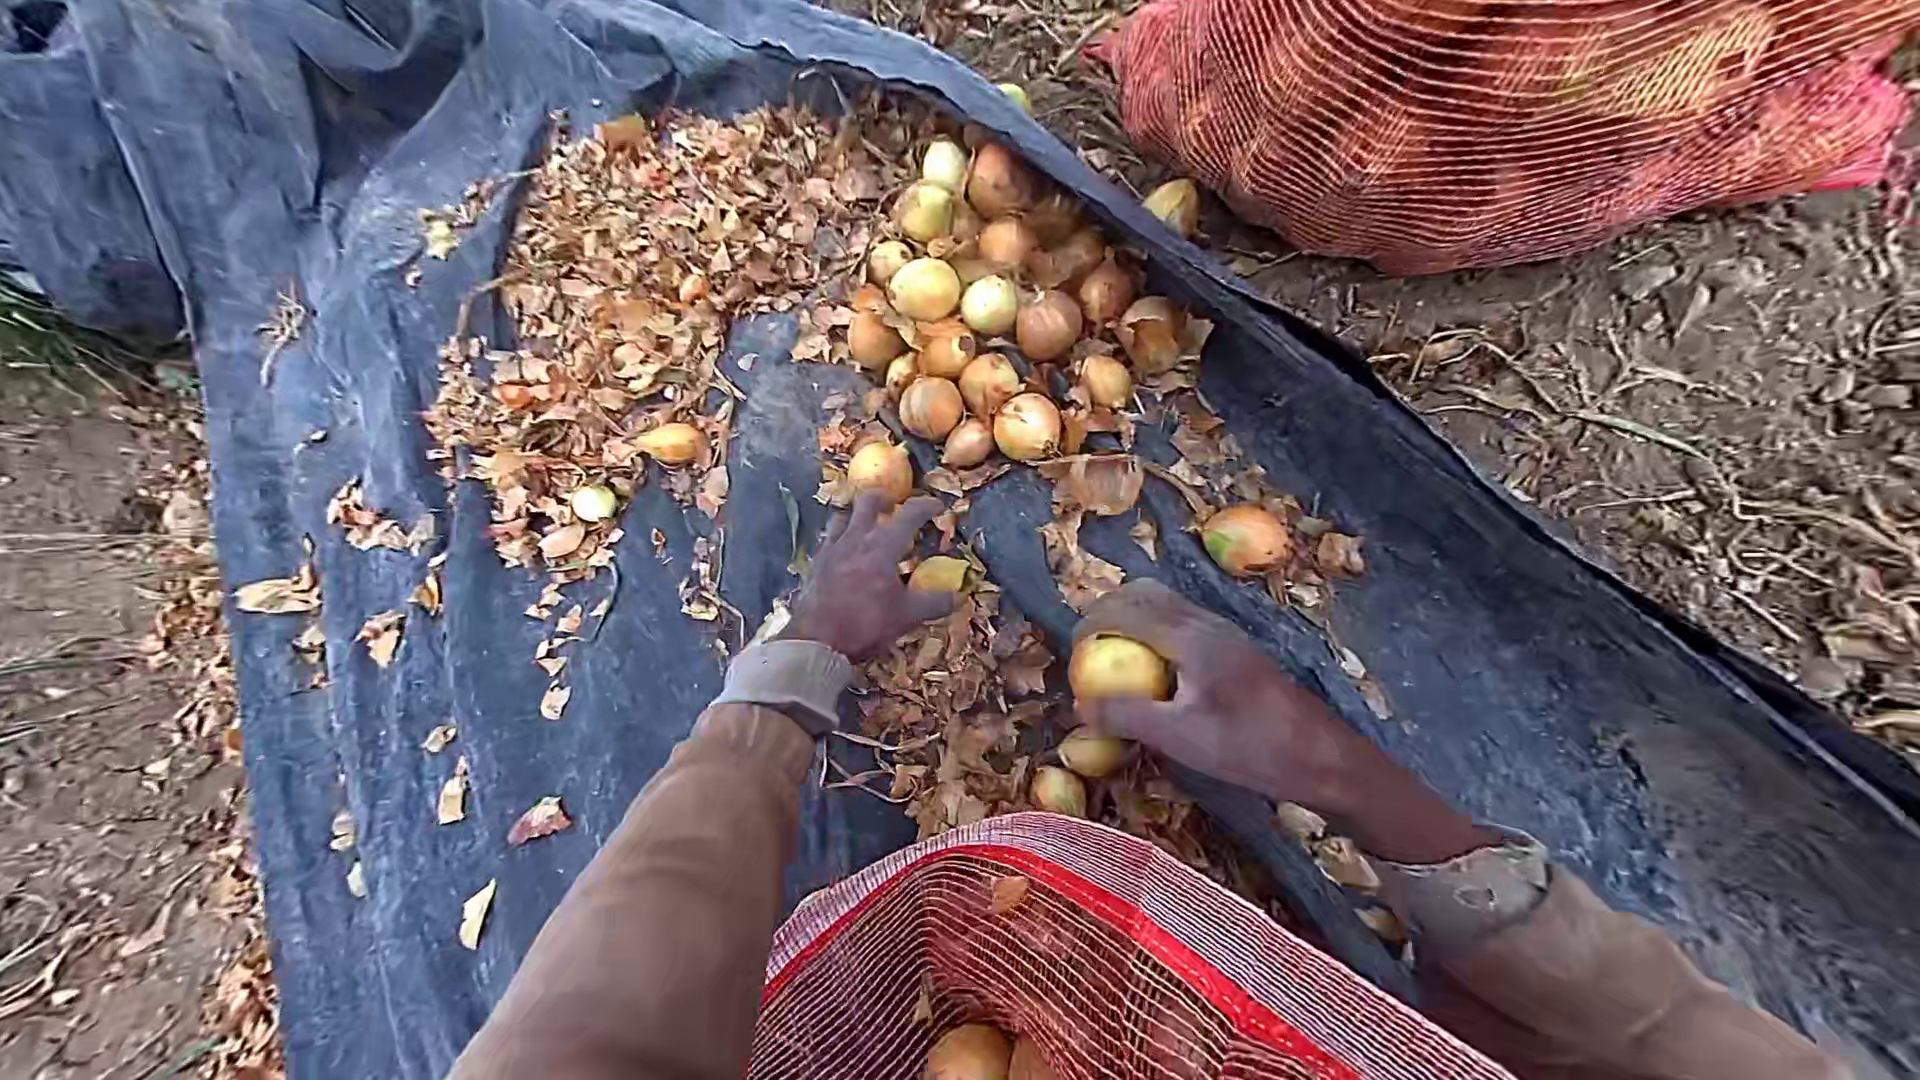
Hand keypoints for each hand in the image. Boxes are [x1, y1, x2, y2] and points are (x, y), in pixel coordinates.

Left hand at [779, 493, 953, 660]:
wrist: (816, 641)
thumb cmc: (865, 624)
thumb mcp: (907, 616)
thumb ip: (935, 603)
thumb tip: (958, 596)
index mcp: (882, 547)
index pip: (909, 514)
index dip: (926, 506)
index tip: (937, 506)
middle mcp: (855, 539)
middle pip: (868, 501)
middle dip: (884, 498)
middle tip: (893, 506)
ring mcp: (831, 549)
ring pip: (843, 515)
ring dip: (857, 514)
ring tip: (866, 525)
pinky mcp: (815, 563)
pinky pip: (828, 538)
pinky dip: (839, 536)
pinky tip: (844, 551)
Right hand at [1074, 580, 1494, 861]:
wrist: (1323, 757)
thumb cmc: (1251, 748)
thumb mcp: (1181, 739)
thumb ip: (1126, 717)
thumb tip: (1078, 706)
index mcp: (1191, 637)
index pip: (1124, 610)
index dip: (1089, 625)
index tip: (1072, 653)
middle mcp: (1205, 622)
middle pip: (1142, 591)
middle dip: (1106, 608)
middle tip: (1088, 644)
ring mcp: (1222, 629)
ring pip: (1163, 599)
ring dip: (1129, 613)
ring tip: (1113, 651)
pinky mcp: (1232, 643)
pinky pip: (1179, 616)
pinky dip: (1151, 625)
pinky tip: (1153, 664)